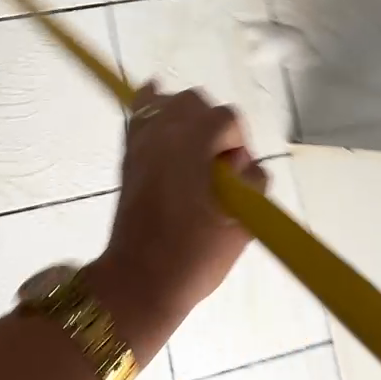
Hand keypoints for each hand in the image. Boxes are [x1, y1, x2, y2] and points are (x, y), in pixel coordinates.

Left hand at [84, 85, 266, 363]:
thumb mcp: (242, 221)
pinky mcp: (128, 151)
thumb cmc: (195, 254)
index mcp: (194, 141)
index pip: (227, 118)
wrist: (141, 277)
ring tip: (193, 154)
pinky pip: (139, 110)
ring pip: (169, 102)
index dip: (237, 145)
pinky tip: (160, 110)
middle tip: (215, 168)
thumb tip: (242, 166)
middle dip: (213, 127)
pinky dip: (151, 106)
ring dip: (186, 118)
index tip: (233, 178)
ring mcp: (142, 138)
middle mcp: (165, 129)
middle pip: (197, 103)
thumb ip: (252, 182)